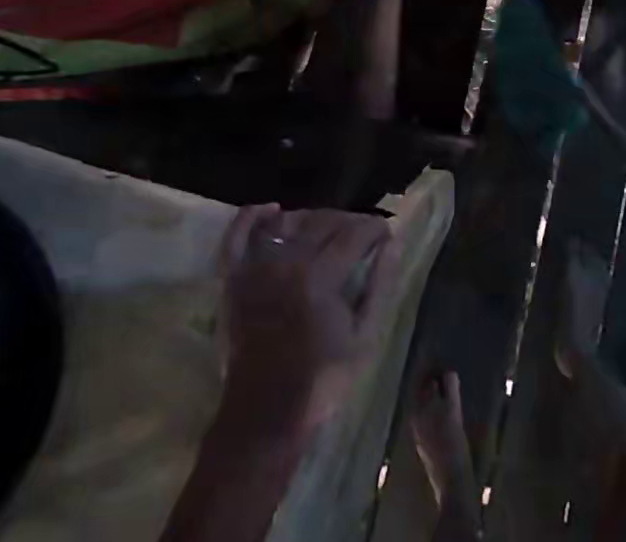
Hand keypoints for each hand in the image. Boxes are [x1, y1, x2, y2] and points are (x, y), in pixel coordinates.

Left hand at [218, 204, 400, 427]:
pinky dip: (251, 218)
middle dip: (351, 221)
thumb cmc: (323, 379)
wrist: (264, 416)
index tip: (386, 234)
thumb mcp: (366, 334)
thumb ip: (381, 283)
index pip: (355, 233)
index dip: (376, 228)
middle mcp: (285, 265)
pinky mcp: (233, 283)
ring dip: (315, 218)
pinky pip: (236, 239)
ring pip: (288, 222)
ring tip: (332, 230)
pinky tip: (273, 210)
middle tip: (365, 236)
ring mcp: (254, 271)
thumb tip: (393, 242)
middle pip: (324, 221)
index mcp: (320, 279)